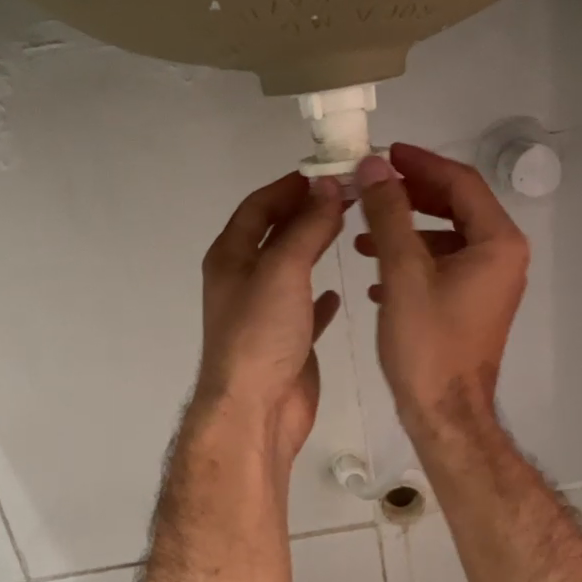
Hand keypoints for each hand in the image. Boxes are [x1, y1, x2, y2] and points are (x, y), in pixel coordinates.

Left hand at [194, 172, 345, 463]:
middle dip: (307, 213)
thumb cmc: (261, 334)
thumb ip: (307, 227)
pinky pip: (305, 309)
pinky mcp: (286, 342)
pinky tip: (341, 290)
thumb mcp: (283, 269)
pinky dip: (321, 296)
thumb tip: (328, 186)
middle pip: (276, 235)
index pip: (258, 207)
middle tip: (349, 196)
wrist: (256, 410)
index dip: (290, 186)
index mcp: (231, 257)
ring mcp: (265, 314)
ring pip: (292, 270)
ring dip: (316, 248)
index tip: (329, 172)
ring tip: (350, 229)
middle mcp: (244, 281)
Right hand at [355, 144, 528, 438]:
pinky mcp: (474, 306)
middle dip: (411, 196)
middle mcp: (502, 258)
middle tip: (371, 187)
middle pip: (456, 207)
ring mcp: (490, 284)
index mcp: (497, 243)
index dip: (420, 163)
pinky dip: (413, 262)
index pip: (461, 183)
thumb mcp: (403, 273)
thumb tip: (374, 166)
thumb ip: (388, 214)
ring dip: (406, 232)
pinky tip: (377, 277)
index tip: (384, 153)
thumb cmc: (428, 344)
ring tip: (363, 237)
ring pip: (446, 240)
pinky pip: (444, 268)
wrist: (445, 414)